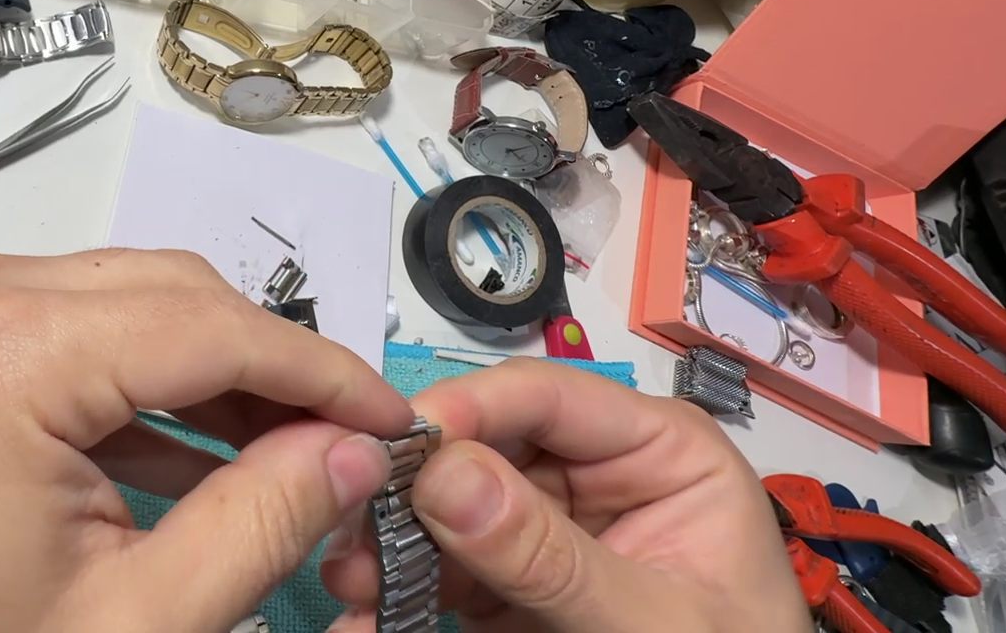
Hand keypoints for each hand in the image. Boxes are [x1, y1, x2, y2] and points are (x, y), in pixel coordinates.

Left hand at [0, 249, 415, 632]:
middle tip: (342, 438)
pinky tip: (197, 442)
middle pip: (173, 294)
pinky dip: (145, 372)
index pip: (207, 325)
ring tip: (283, 445)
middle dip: (267, 365)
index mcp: (12, 348)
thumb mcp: (127, 623)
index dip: (318, 371)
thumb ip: (258, 526)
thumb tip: (355, 453)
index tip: (392, 415)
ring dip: (211, 366)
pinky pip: (81, 319)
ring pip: (133, 296)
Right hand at [321, 358, 806, 631]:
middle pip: (478, 442)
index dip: (463, 408)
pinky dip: (400, 579)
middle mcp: (587, 466)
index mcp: (653, 447)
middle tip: (353, 515)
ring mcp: (541, 516)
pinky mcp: (507, 566)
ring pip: (445, 498)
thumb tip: (442, 475)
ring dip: (392, 534)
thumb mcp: (658, 627)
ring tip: (348, 576)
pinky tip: (364, 604)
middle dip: (412, 483)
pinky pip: (443, 556)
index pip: (541, 395)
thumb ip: (553, 557)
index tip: (392, 444)